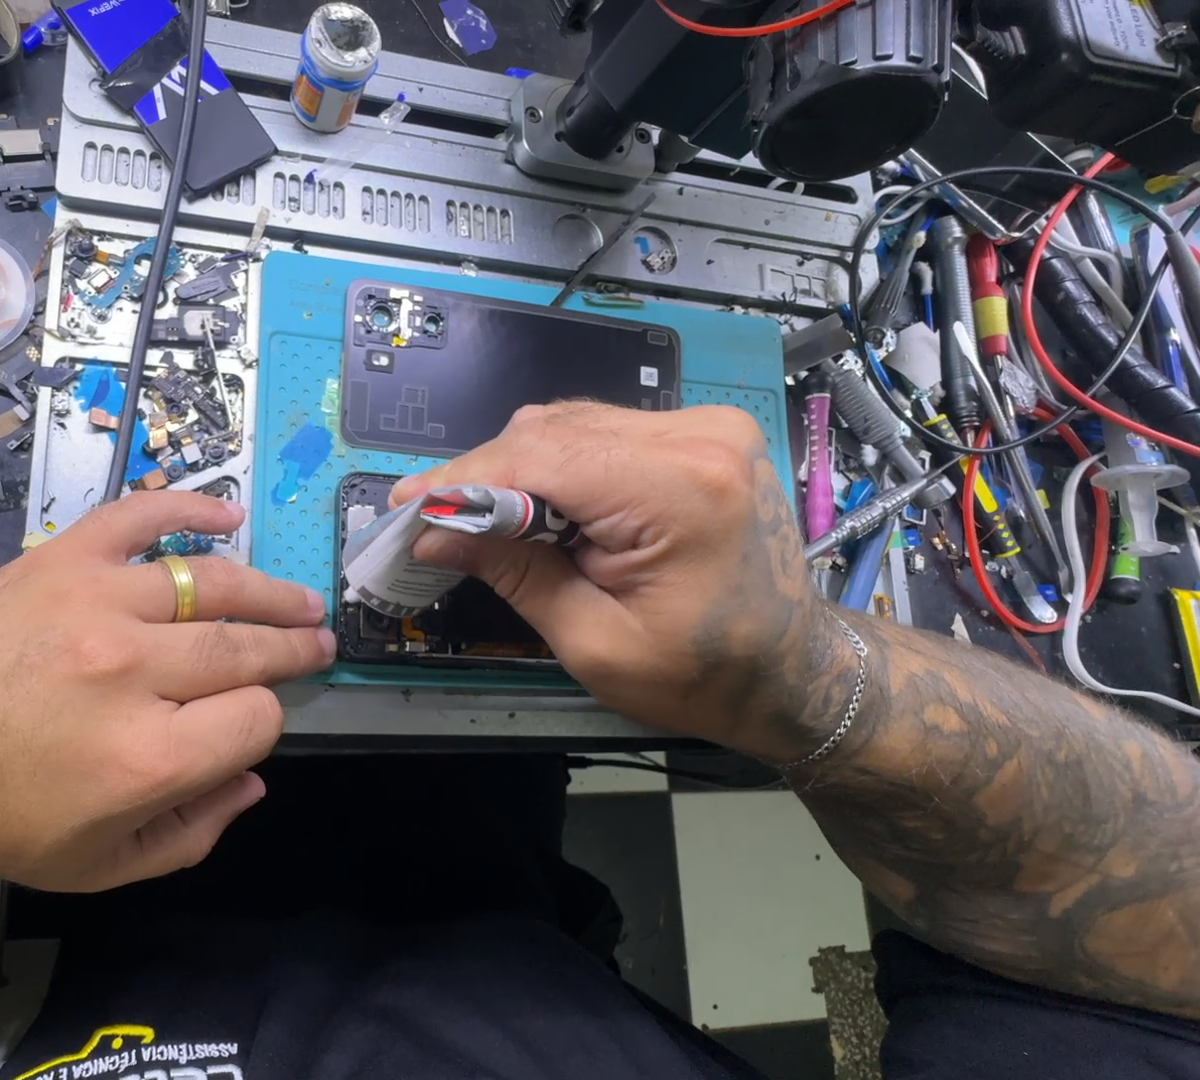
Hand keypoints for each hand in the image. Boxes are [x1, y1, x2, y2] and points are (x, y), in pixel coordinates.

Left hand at [0, 492, 333, 891]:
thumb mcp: (98, 867)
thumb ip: (192, 834)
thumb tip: (254, 778)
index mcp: (145, 758)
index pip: (255, 720)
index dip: (266, 721)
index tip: (250, 720)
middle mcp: (130, 673)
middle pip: (245, 648)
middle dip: (293, 647)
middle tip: (318, 643)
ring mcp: (96, 604)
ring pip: (213, 584)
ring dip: (269, 592)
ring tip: (300, 600)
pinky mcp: (63, 560)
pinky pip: (141, 517)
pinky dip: (191, 509)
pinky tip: (230, 516)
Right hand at [391, 403, 833, 762]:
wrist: (793, 669)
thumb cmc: (698, 675)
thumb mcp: (592, 642)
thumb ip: (512, 574)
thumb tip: (433, 534)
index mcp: (680, 490)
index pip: (541, 459)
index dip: (462, 479)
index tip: (406, 507)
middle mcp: (696, 436)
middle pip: (549, 431)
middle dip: (481, 476)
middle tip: (431, 520)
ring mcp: (702, 425)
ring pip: (566, 424)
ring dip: (512, 468)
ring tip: (476, 516)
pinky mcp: (696, 431)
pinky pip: (595, 432)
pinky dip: (550, 464)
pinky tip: (531, 502)